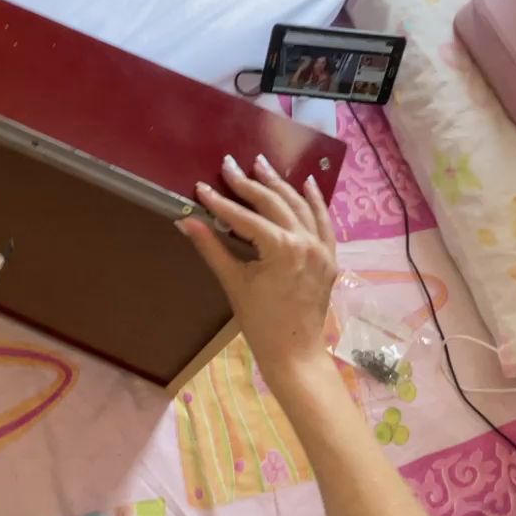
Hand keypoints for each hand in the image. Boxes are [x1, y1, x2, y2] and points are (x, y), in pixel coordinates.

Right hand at [178, 154, 339, 381]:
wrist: (294, 352)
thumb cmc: (260, 322)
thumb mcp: (233, 283)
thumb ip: (211, 247)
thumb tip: (185, 221)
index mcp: (281, 248)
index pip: (244, 217)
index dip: (220, 201)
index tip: (201, 186)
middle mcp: (305, 241)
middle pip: (273, 203)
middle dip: (248, 183)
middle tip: (229, 164)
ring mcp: (321, 247)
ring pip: (299, 205)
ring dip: (279, 184)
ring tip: (260, 164)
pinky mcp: (329, 255)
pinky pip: (323, 220)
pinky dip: (314, 200)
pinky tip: (305, 184)